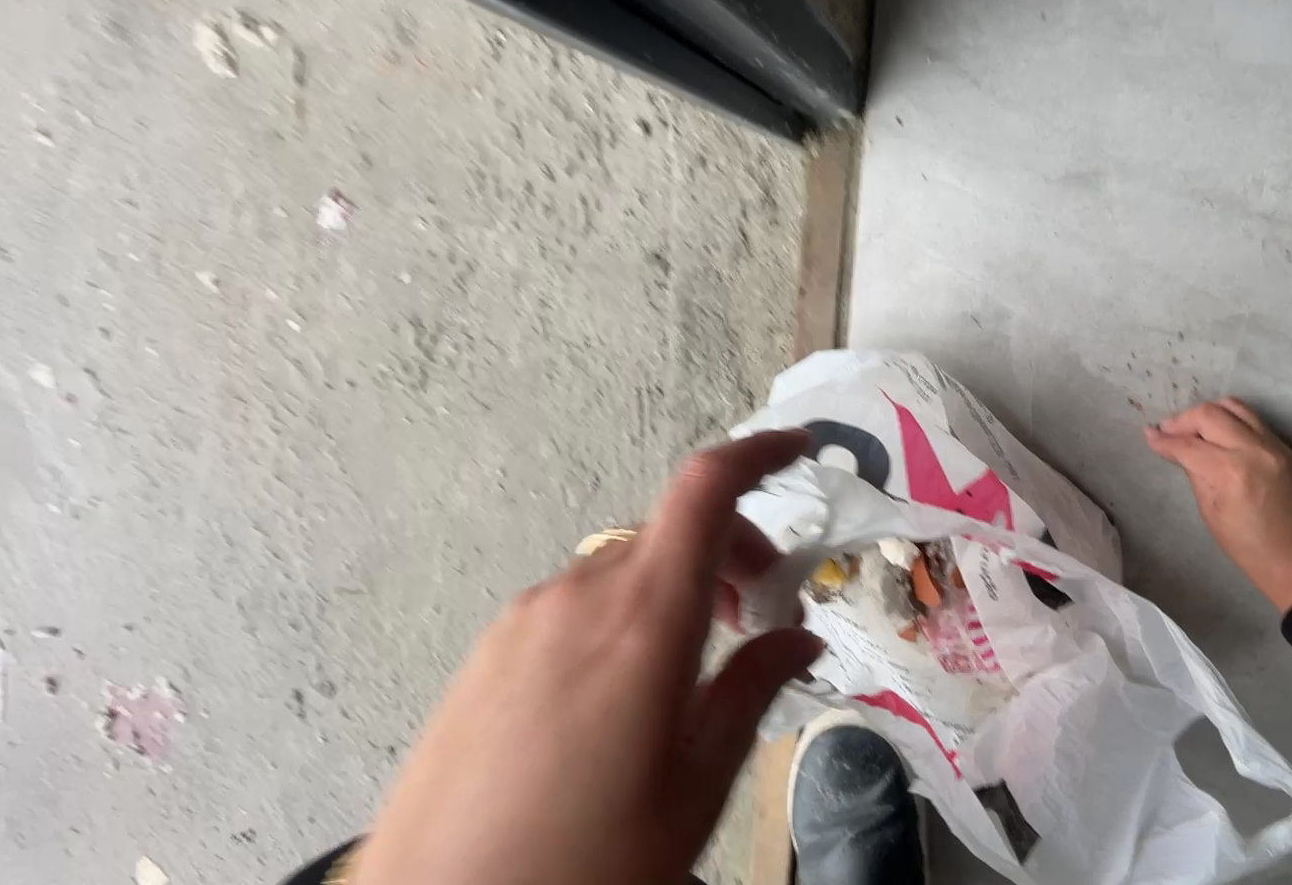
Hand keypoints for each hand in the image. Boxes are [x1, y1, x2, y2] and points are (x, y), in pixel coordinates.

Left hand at [352, 430, 823, 884]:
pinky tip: (622, 692)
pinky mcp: (489, 650)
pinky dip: (626, 611)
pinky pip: (579, 601)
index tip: (802, 449)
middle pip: (674, 530)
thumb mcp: (696, 785)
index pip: (706, 489)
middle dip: (733, 554)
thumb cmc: (590, 860)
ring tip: (695, 663)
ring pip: (627, 566)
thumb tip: (799, 638)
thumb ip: (753, 689)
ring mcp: (525, 617)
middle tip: (760, 619)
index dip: (760, 452)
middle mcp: (581, 592)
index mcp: (644, 615)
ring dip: (679, 586)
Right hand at [1145, 399, 1291, 612]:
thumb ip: (1195, 474)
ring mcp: (1274, 445)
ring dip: (1207, 413)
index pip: (1188, 445)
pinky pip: (1251, 419)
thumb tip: (1175, 450)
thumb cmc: (1251, 550)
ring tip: (1192, 430)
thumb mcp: (1211, 514)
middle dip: (1182, 421)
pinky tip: (1217, 435)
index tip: (1148, 435)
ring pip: (1233, 406)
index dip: (1164, 440)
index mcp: (1231, 473)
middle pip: (1209, 414)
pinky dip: (1228, 419)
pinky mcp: (1285, 448)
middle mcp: (1254, 450)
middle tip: (1167, 433)